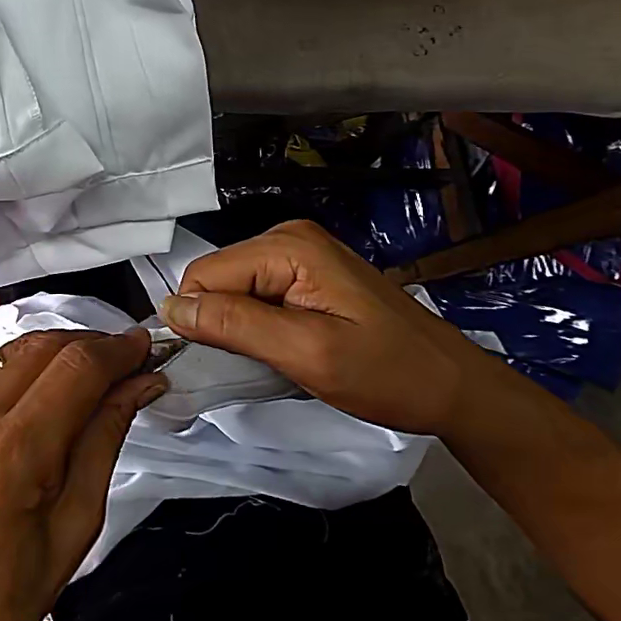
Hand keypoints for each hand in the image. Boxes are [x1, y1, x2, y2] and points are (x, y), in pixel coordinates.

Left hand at [0, 329, 161, 620]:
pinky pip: (5, 361)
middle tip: (135, 365)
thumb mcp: (80, 519)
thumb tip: (144, 381)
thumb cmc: (10, 590)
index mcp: (11, 451)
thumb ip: (108, 434)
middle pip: (54, 344)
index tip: (153, 351)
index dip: (123, 351)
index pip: (80, 365)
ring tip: (105, 375)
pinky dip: (43, 361)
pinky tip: (63, 386)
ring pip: (30, 345)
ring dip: (74, 350)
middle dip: (102, 346)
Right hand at [157, 220, 500, 435]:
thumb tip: (172, 308)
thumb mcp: (308, 353)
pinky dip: (261, 328)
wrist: (448, 382)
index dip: (202, 322)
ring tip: (279, 360)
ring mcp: (302, 256)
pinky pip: (260, 298)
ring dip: (243, 330)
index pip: (204, 275)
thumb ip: (237, 326)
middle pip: (218, 280)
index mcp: (289, 246)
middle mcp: (290, 238)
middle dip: (224, 325)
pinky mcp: (310, 278)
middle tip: (262, 363)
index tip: (227, 362)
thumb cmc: (387, 371)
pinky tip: (287, 349)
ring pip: (235, 292)